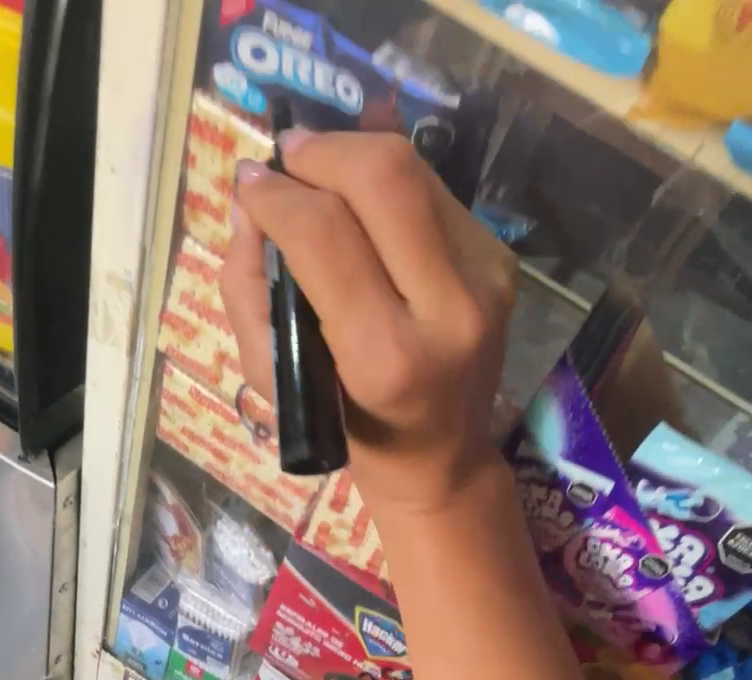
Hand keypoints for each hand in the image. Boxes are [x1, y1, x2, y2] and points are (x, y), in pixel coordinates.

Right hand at [222, 129, 517, 516]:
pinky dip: (388, 187)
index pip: (325, 236)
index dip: (276, 196)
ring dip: (354, 160)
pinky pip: (435, 193)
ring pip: (414, 172)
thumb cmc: (348, 428)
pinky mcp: (502, 263)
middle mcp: (450, 310)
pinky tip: (365, 210)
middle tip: (286, 159)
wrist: (442, 457)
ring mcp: (486, 281)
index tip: (249, 184)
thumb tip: (249, 202)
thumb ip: (249, 290)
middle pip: (385, 178)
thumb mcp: (277, 378)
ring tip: (318, 178)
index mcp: (387, 356)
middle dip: (322, 151)